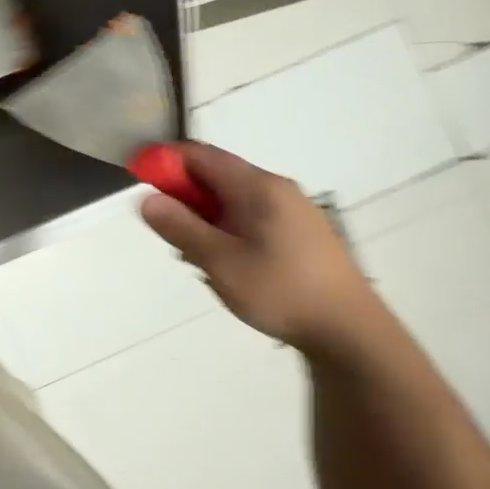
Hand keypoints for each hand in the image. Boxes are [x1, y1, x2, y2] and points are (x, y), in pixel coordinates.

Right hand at [138, 143, 384, 356]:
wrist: (351, 333)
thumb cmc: (281, 291)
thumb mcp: (219, 261)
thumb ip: (180, 227)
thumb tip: (146, 198)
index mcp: (258, 187)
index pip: (200, 155)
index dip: (164, 162)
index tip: (139, 182)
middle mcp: (277, 189)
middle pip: (216, 176)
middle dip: (183, 198)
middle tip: (169, 234)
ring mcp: (294, 211)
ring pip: (232, 201)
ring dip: (204, 220)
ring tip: (199, 260)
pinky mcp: (302, 235)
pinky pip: (251, 218)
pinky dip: (227, 231)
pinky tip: (228, 267)